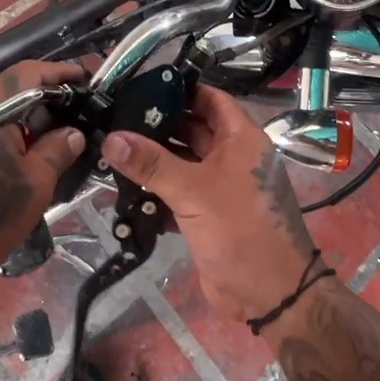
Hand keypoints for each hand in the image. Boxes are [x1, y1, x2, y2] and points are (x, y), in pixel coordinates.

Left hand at [0, 61, 86, 291]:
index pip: (30, 72)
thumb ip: (56, 151)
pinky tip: (9, 156)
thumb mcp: (32, 187)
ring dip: (19, 117)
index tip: (83, 80)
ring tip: (41, 142)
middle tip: (67, 120)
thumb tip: (71, 133)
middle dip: (41, 98)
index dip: (60, 73)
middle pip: (9, 86)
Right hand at [101, 85, 314, 320]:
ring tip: (112, 150)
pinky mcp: (207, 215)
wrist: (268, 295)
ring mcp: (220, 188)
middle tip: (115, 118)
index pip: (210, 99)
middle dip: (158, 125)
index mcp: (241, 139)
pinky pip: (178, 193)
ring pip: (182, 163)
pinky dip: (155, 191)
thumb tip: (111, 137)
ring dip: (153, 160)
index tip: (141, 85)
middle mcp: (232, 157)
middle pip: (192, 130)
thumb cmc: (240, 228)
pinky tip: (123, 188)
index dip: (180, 90)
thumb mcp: (193, 190)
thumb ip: (151, 163)